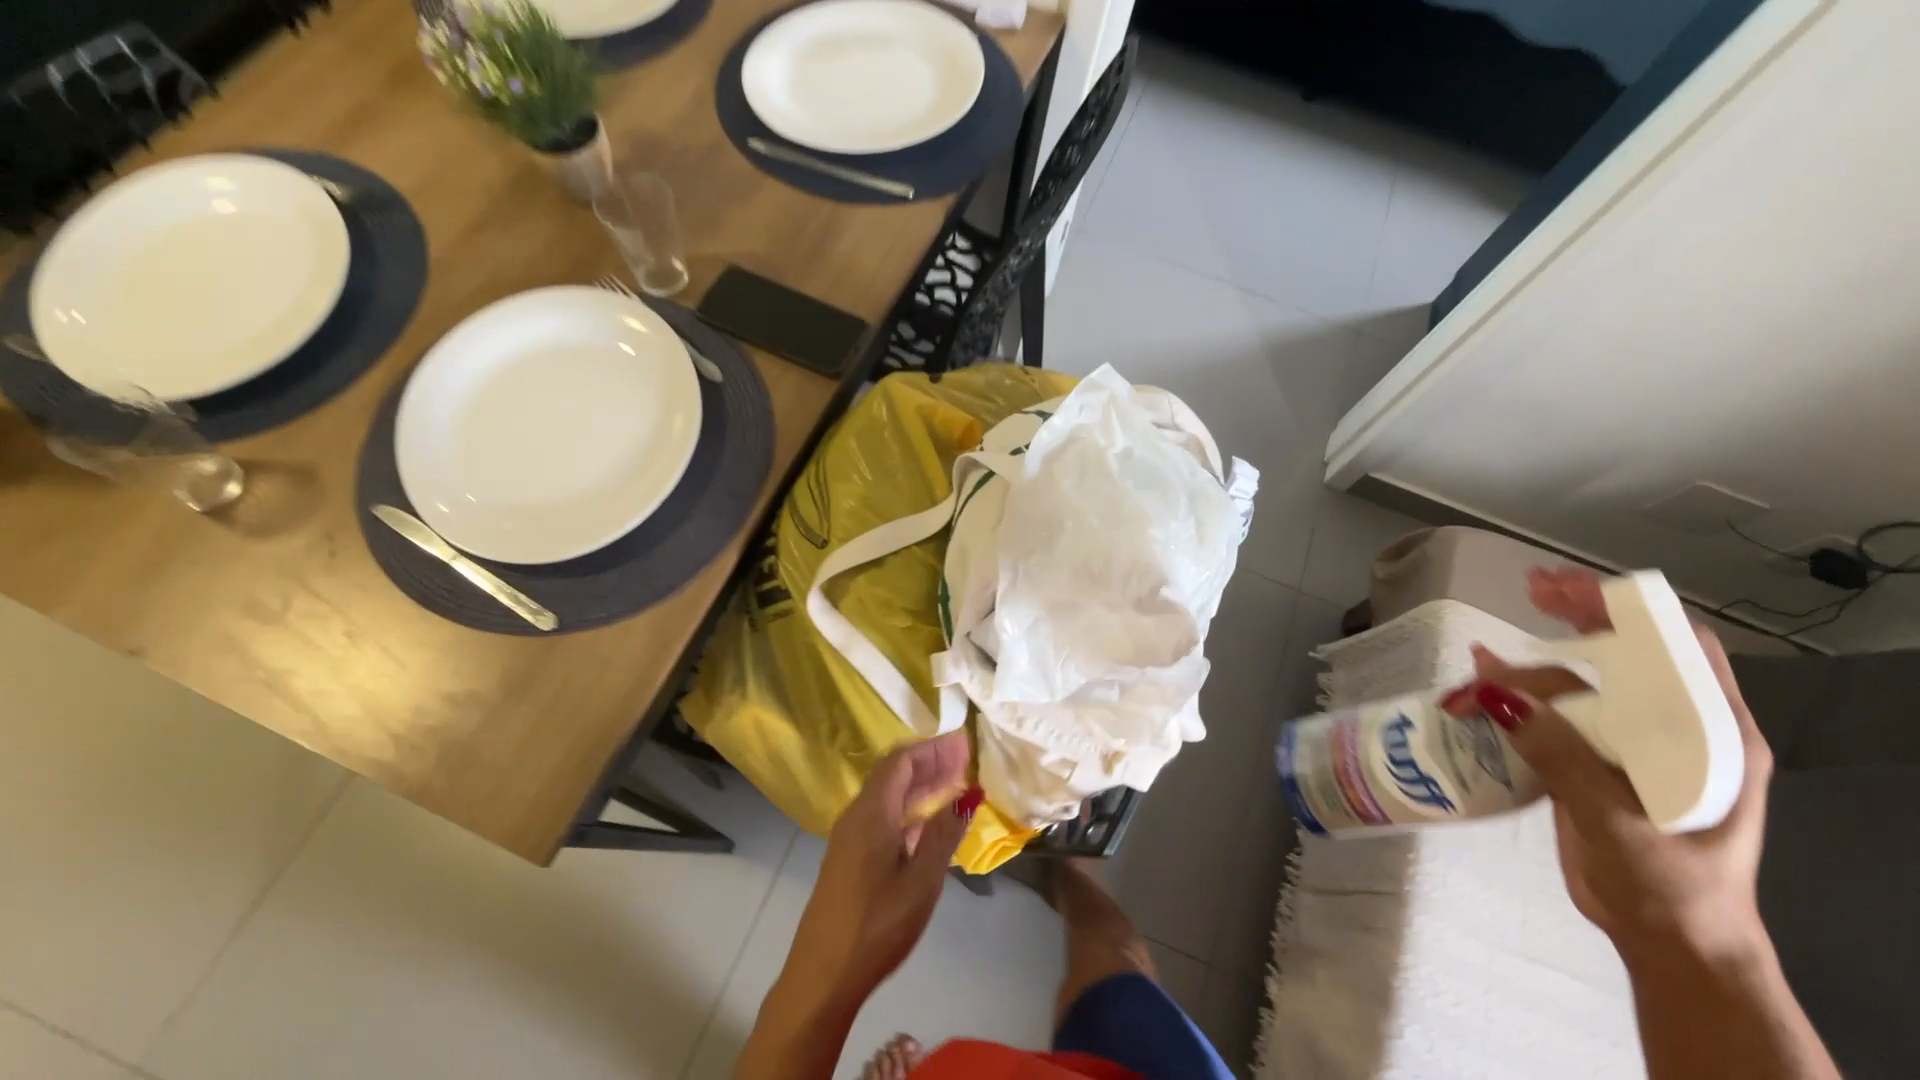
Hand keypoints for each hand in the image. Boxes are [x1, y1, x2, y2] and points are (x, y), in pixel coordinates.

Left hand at [784, 731, 977, 999]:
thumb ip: (944, 834)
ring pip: (888, 797)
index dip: (933, 749)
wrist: (823, 974)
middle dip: (929, 762)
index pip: (901, 761)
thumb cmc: (877, 925)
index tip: (965, 744)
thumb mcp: (921, 880)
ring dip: (920, 787)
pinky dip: (909, 810)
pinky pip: (882, 818)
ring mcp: (850, 839)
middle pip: (893, 775)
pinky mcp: (849, 860)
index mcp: (871, 813)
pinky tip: (929, 823)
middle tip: (965, 758)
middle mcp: (857, 817)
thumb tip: (969, 793)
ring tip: (955, 784)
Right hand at [1470, 567, 1775, 962]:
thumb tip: (1494, 693)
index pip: (1679, 645)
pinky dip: (1519, 698)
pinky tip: (1481, 689)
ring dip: (1531, 668)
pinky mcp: (1599, 763)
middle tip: (1528, 592)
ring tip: (1477, 668)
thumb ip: (1560, 754)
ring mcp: (1638, 745)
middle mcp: (1681, 729)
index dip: (1627, 607)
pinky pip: (1558, 716)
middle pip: (1632, 652)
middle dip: (1580, 616)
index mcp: (1715, 736)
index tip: (1567, 589)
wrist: (1669, 945)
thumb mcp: (1617, 821)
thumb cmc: (1669, 886)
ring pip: (1586, 684)